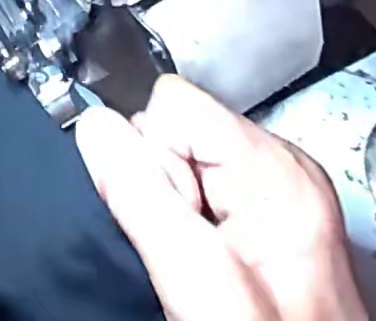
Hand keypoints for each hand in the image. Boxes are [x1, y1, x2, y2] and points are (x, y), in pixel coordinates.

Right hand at [76, 76, 366, 320]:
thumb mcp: (194, 274)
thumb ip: (138, 190)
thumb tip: (95, 123)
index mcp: (276, 168)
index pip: (170, 100)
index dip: (153, 156)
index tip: (181, 217)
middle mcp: (281, 168)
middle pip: (168, 123)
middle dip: (158, 180)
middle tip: (191, 247)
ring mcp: (272, 191)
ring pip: (169, 151)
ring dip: (166, 203)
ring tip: (201, 260)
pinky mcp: (259, 213)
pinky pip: (183, 178)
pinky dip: (179, 217)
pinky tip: (205, 259)